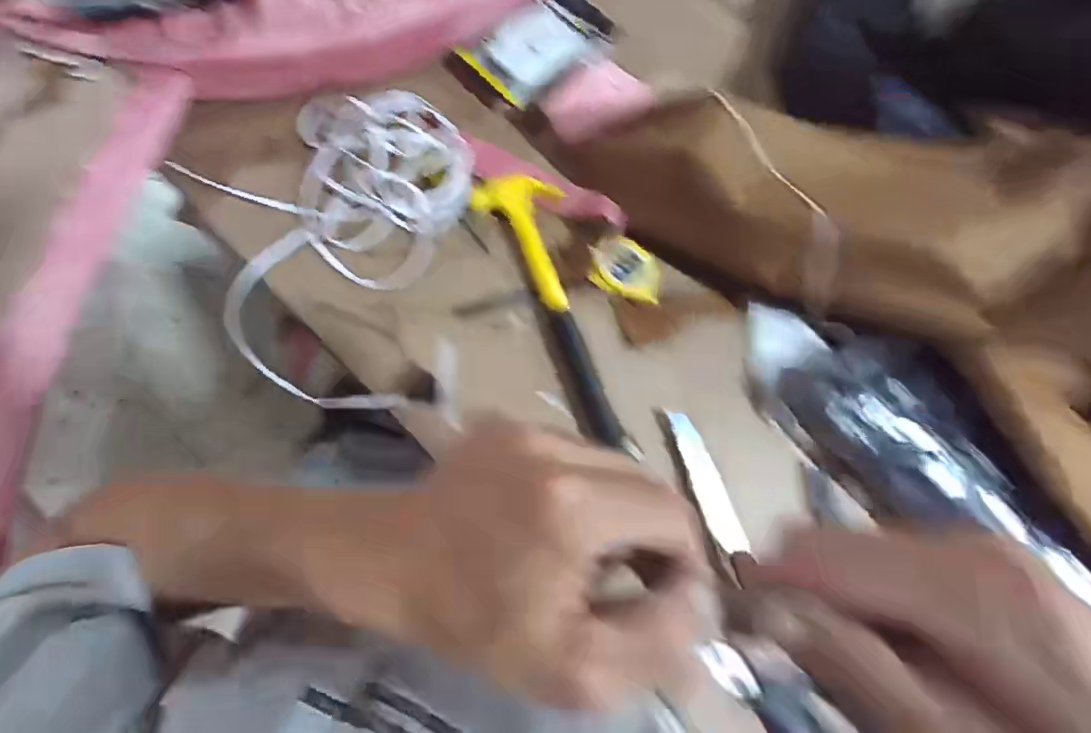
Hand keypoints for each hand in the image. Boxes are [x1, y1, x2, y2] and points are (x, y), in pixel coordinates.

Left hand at [384, 418, 708, 710]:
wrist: (391, 560)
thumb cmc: (474, 619)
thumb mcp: (574, 666)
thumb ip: (658, 640)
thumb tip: (699, 601)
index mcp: (573, 501)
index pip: (674, 513)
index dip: (686, 562)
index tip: (664, 600)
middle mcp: (552, 445)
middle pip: (645, 480)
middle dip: (655, 533)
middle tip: (630, 581)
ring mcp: (523, 426)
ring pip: (610, 461)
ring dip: (618, 507)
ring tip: (587, 552)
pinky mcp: (503, 423)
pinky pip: (571, 450)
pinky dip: (582, 484)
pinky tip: (551, 520)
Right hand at [746, 528, 1090, 732]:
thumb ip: (858, 668)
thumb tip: (761, 607)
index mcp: (963, 583)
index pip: (811, 552)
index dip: (762, 585)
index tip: (738, 625)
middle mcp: (966, 542)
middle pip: (828, 540)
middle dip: (799, 588)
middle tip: (797, 652)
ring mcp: (985, 547)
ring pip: (855, 545)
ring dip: (835, 591)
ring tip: (856, 653)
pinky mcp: (996, 561)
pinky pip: (894, 557)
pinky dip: (874, 591)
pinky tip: (904, 640)